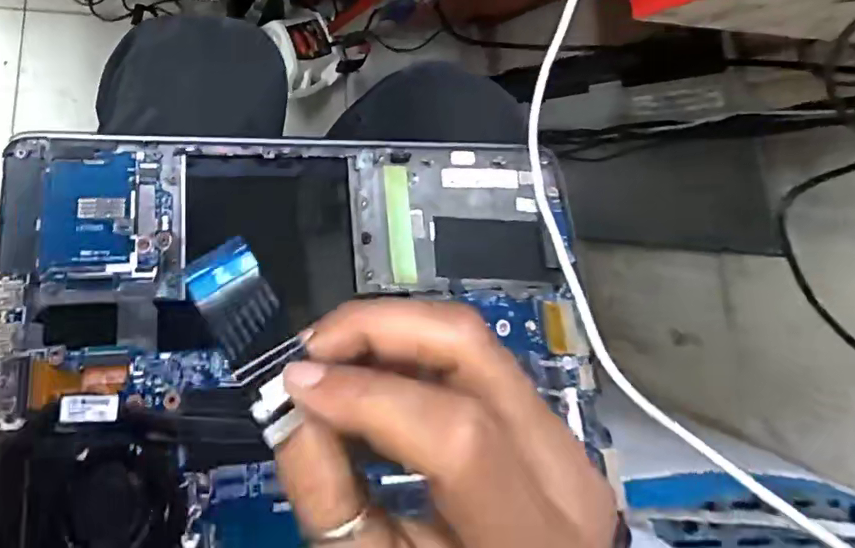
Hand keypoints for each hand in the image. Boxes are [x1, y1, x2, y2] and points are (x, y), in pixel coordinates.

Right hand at [274, 299, 618, 547]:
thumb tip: (294, 409)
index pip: (456, 431)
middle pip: (467, 344)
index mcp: (534, 536)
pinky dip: (407, 348)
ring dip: (388, 329)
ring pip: (467, 336)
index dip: (367, 395)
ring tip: (329, 355)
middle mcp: (559, 464)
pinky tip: (366, 369)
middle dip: (377, 327)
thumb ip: (333, 502)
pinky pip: (467, 356)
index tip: (297, 383)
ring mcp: (555, 430)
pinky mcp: (538, 414)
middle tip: (312, 348)